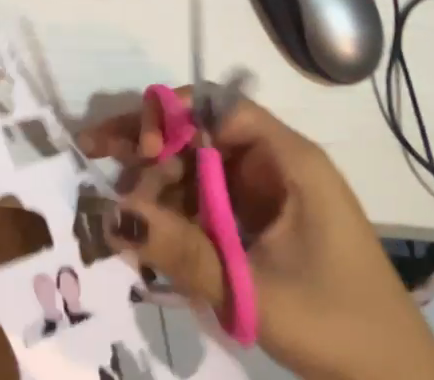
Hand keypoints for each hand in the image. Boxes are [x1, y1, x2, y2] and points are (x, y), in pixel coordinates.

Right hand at [80, 94, 433, 379]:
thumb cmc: (338, 327)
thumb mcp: (252, 289)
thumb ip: (180, 249)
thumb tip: (109, 214)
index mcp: (288, 161)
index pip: (218, 107)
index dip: (173, 117)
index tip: (139, 151)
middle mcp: (274, 167)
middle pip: (198, 134)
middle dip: (148, 149)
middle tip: (96, 162)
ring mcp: (266, 198)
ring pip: (195, 171)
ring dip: (154, 187)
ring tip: (118, 218)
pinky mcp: (258, 228)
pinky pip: (205, 205)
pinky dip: (172, 216)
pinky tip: (142, 238)